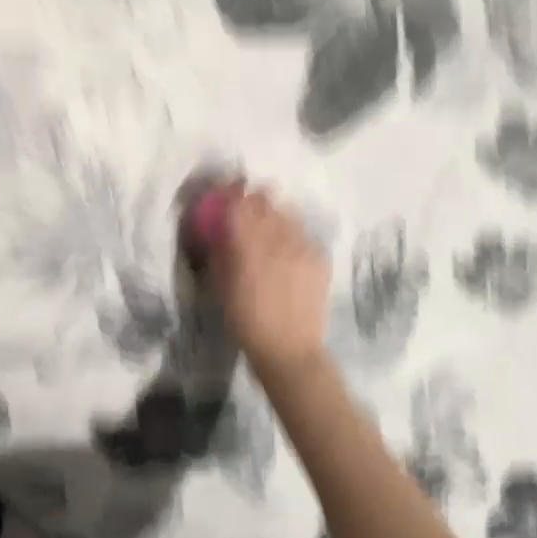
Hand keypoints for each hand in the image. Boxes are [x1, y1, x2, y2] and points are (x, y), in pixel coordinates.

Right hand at [208, 187, 331, 386]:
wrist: (289, 349)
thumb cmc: (246, 322)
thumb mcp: (221, 287)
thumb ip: (220, 253)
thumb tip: (217, 231)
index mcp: (248, 246)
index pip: (239, 203)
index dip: (232, 191)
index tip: (227, 188)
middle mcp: (277, 239)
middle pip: (266, 201)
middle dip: (254, 198)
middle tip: (246, 206)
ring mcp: (302, 247)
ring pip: (287, 212)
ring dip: (275, 211)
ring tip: (269, 223)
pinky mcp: (319, 258)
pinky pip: (304, 233)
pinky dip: (293, 232)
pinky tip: (288, 246)